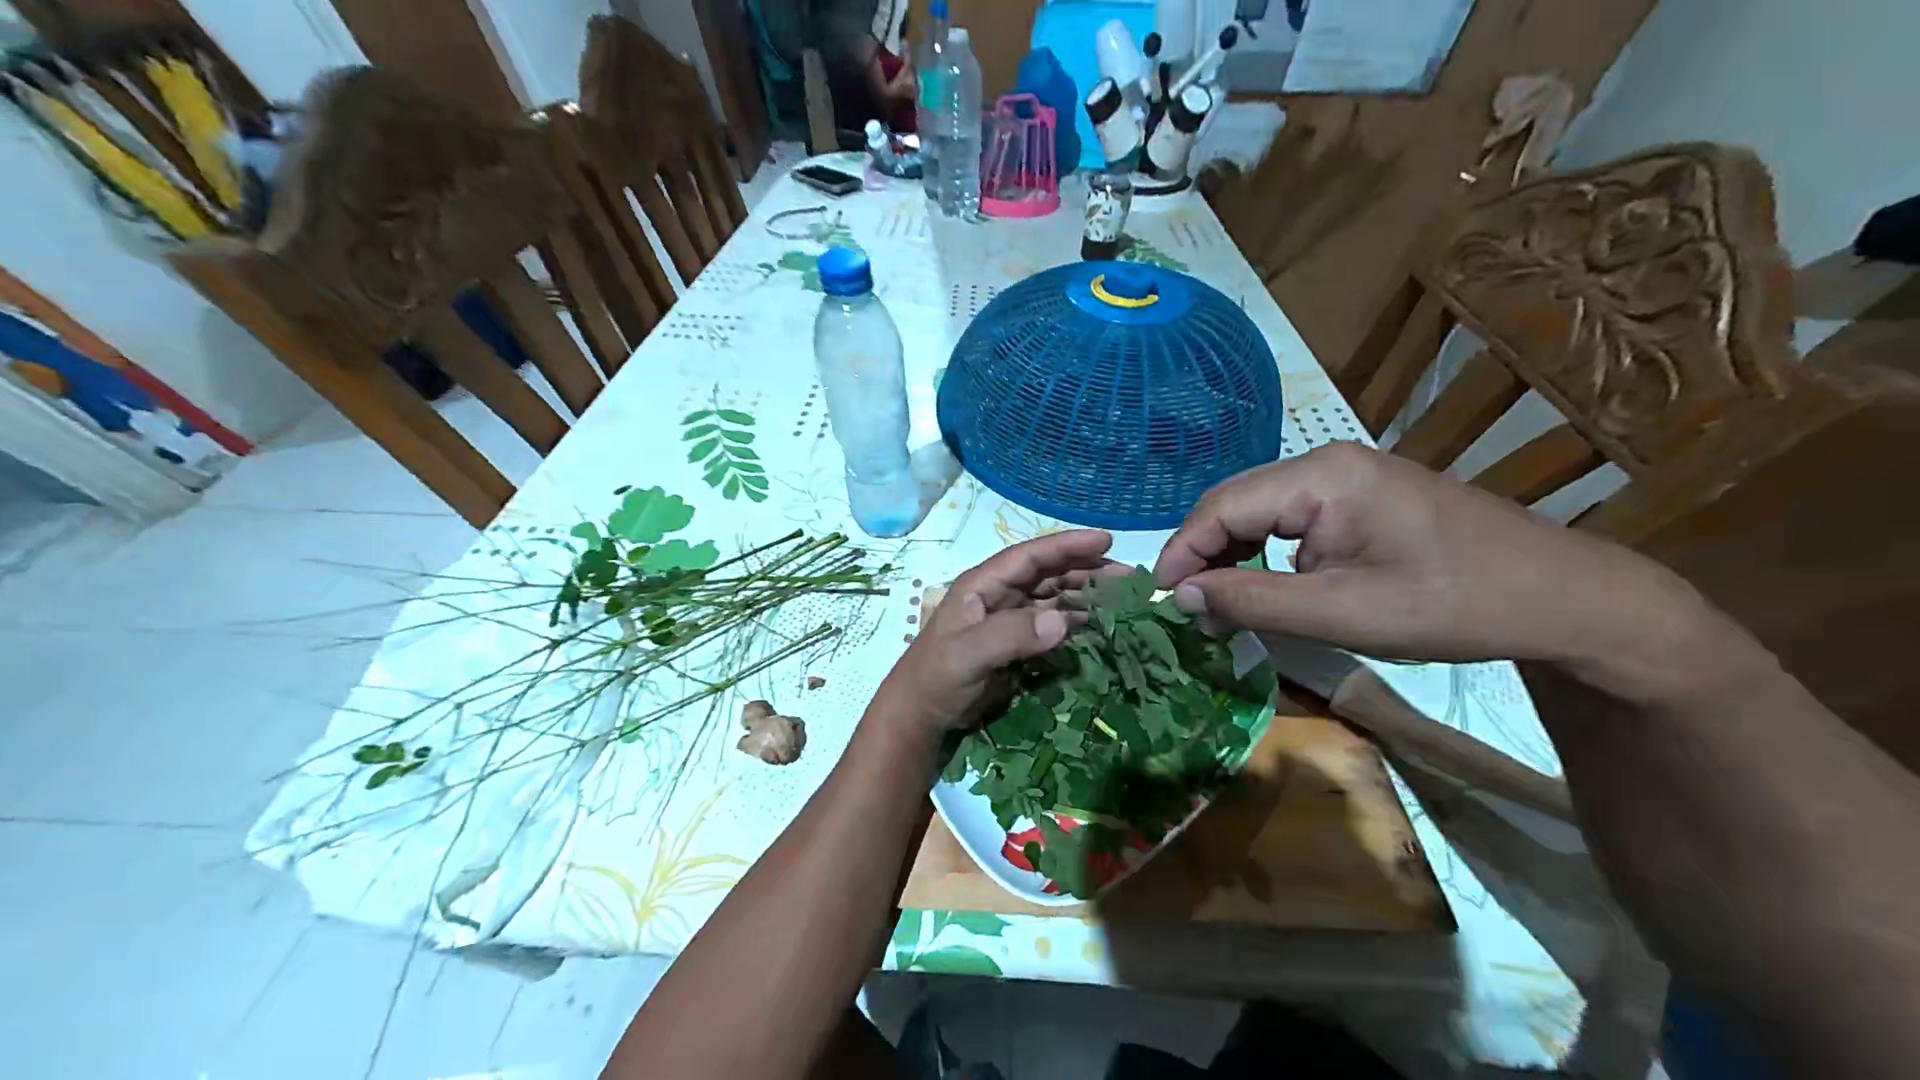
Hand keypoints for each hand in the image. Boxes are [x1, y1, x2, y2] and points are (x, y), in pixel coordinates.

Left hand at [874, 530, 1121, 737]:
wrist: (921, 715)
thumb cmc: (936, 678)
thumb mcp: (967, 654)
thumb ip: (1011, 635)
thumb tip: (1065, 621)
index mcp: (982, 585)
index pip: (1030, 556)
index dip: (1067, 545)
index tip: (1106, 541)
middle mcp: (998, 596)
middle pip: (1048, 573)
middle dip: (1086, 569)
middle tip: (1129, 577)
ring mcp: (1008, 619)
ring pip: (1053, 597)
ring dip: (1085, 594)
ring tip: (1122, 599)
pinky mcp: (1016, 644)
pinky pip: (1051, 626)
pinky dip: (1075, 622)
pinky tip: (1099, 626)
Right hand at [1153, 443, 1728, 696]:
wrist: (1565, 598)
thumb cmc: (1452, 605)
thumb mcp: (1340, 612)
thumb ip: (1252, 601)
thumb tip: (1182, 595)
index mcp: (1321, 477)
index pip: (1221, 506)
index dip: (1182, 551)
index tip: (1161, 599)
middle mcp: (1326, 462)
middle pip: (1234, 501)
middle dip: (1202, 553)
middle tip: (1188, 606)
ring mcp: (1346, 475)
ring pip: (1258, 509)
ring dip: (1231, 553)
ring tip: (1218, 601)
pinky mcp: (1360, 495)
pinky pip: (1289, 516)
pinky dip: (1263, 550)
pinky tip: (1263, 584)